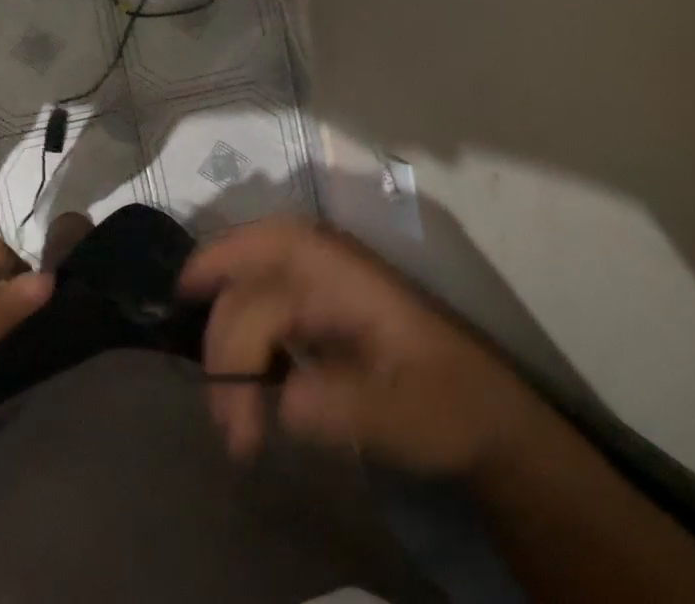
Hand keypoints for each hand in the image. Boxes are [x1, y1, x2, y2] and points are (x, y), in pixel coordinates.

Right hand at [180, 218, 545, 475]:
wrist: (485, 421)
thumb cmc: (453, 410)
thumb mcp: (410, 417)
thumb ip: (346, 407)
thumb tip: (281, 399)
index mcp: (350, 282)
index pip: (272, 292)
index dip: (234, 320)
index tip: (209, 362)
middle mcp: (324, 272)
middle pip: (247, 282)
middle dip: (222, 342)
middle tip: (225, 419)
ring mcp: (316, 291)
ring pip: (244, 292)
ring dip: (224, 344)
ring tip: (230, 418)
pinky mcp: (311, 317)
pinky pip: (256, 311)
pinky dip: (237, 342)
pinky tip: (239, 386)